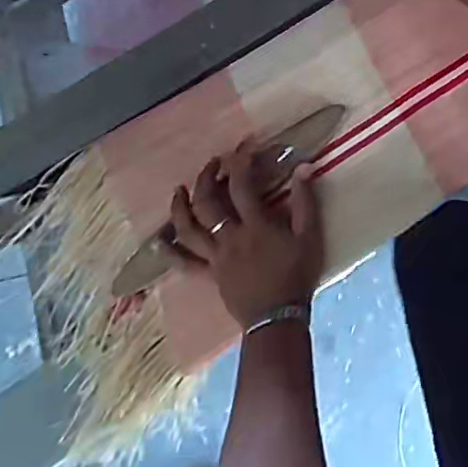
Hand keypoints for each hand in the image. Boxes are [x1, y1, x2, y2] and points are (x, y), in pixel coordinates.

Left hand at [170, 141, 324, 326]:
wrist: (278, 318)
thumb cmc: (296, 273)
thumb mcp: (309, 235)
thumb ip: (305, 200)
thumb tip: (302, 166)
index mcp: (256, 225)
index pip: (242, 186)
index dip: (240, 163)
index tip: (243, 148)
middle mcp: (230, 238)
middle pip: (208, 203)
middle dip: (207, 178)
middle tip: (213, 162)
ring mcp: (216, 258)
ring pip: (189, 229)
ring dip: (181, 207)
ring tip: (179, 190)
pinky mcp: (209, 275)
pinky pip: (184, 263)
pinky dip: (169, 251)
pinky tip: (158, 240)